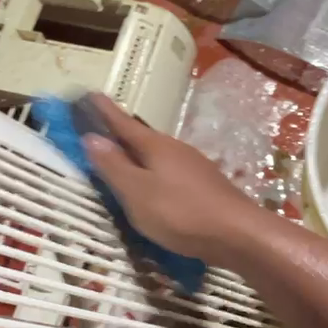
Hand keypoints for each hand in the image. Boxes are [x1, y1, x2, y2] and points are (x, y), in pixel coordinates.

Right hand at [80, 94, 266, 260]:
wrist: (239, 234)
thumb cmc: (180, 212)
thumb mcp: (137, 192)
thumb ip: (113, 166)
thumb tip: (90, 136)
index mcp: (155, 146)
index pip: (122, 123)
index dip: (104, 110)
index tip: (89, 94)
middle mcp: (175, 149)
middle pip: (141, 137)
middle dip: (120, 133)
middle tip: (99, 128)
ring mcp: (193, 166)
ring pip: (156, 155)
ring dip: (137, 155)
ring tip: (121, 159)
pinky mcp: (203, 185)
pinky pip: (168, 171)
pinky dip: (152, 172)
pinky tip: (152, 185)